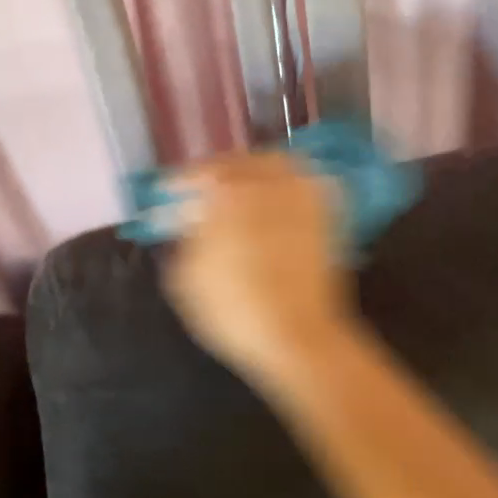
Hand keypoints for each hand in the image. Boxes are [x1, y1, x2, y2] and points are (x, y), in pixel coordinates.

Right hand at [164, 152, 351, 376]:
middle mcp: (268, 181)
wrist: (299, 334)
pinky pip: (304, 183)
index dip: (183, 183)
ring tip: (242, 192)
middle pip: (239, 162)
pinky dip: (287, 184)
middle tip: (206, 190)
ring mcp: (302, 194)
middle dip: (219, 172)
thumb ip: (185, 238)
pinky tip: (276, 201)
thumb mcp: (187, 278)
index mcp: (228, 191)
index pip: (200, 172)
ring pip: (275, 165)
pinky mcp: (326, 212)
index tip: (171, 195)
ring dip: (255, 172)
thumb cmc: (235, 310)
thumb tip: (190, 220)